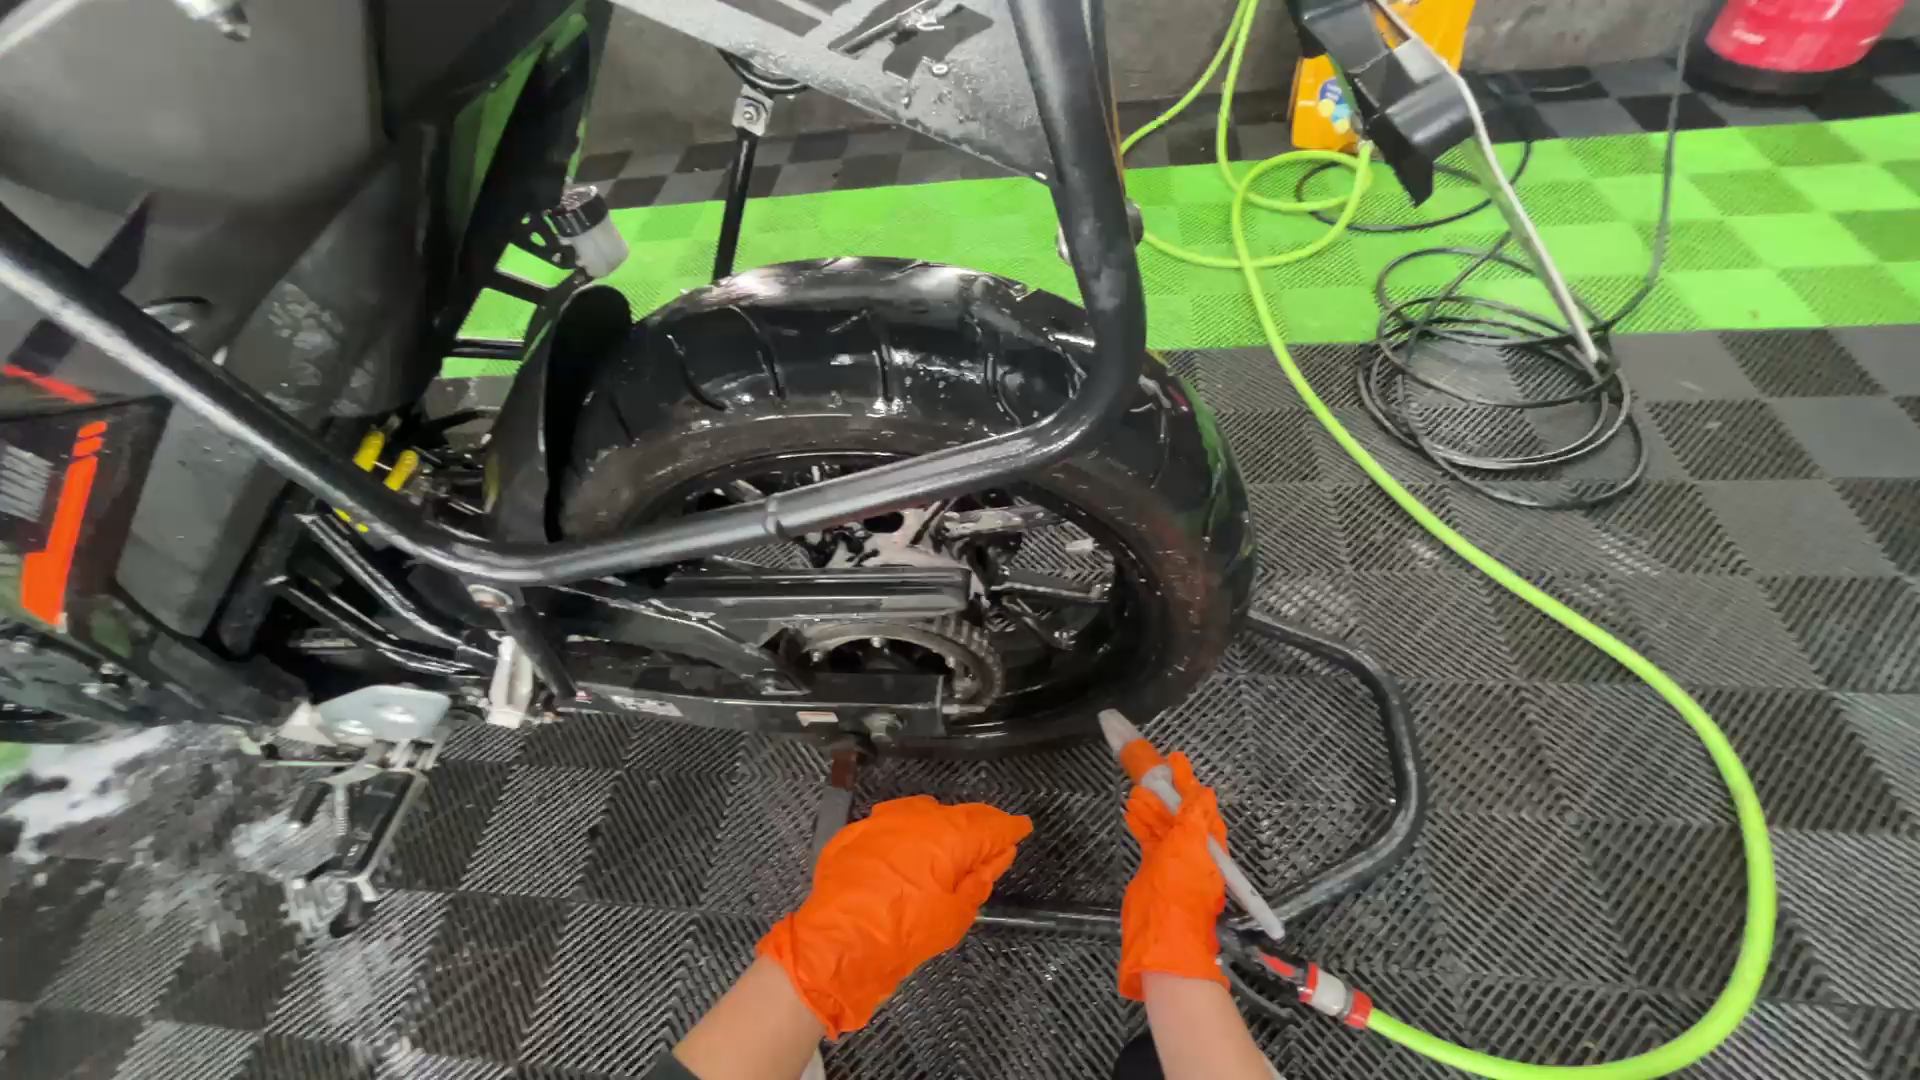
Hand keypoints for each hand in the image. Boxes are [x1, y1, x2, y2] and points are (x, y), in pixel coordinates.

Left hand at [757, 794, 1031, 1037]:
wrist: (836, 942)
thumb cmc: (902, 934)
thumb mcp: (954, 916)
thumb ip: (978, 880)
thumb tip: (995, 857)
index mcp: (948, 835)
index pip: (990, 825)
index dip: (1010, 828)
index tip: (1022, 828)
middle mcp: (918, 817)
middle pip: (959, 814)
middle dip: (980, 824)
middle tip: (994, 838)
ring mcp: (885, 820)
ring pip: (925, 813)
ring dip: (943, 825)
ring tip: (953, 844)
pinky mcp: (858, 831)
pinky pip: (893, 824)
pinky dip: (909, 833)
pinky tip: (911, 850)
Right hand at [1119, 752, 1228, 1000]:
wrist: (1162, 943)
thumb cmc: (1177, 896)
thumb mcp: (1187, 853)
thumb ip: (1193, 821)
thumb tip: (1202, 790)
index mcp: (1205, 840)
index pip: (1194, 799)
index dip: (1181, 777)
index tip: (1171, 757)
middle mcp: (1191, 845)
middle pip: (1176, 805)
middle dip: (1161, 781)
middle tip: (1143, 756)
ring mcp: (1171, 856)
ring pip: (1161, 818)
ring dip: (1149, 798)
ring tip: (1135, 776)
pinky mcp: (1154, 866)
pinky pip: (1149, 835)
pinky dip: (1140, 820)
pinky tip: (1131, 809)